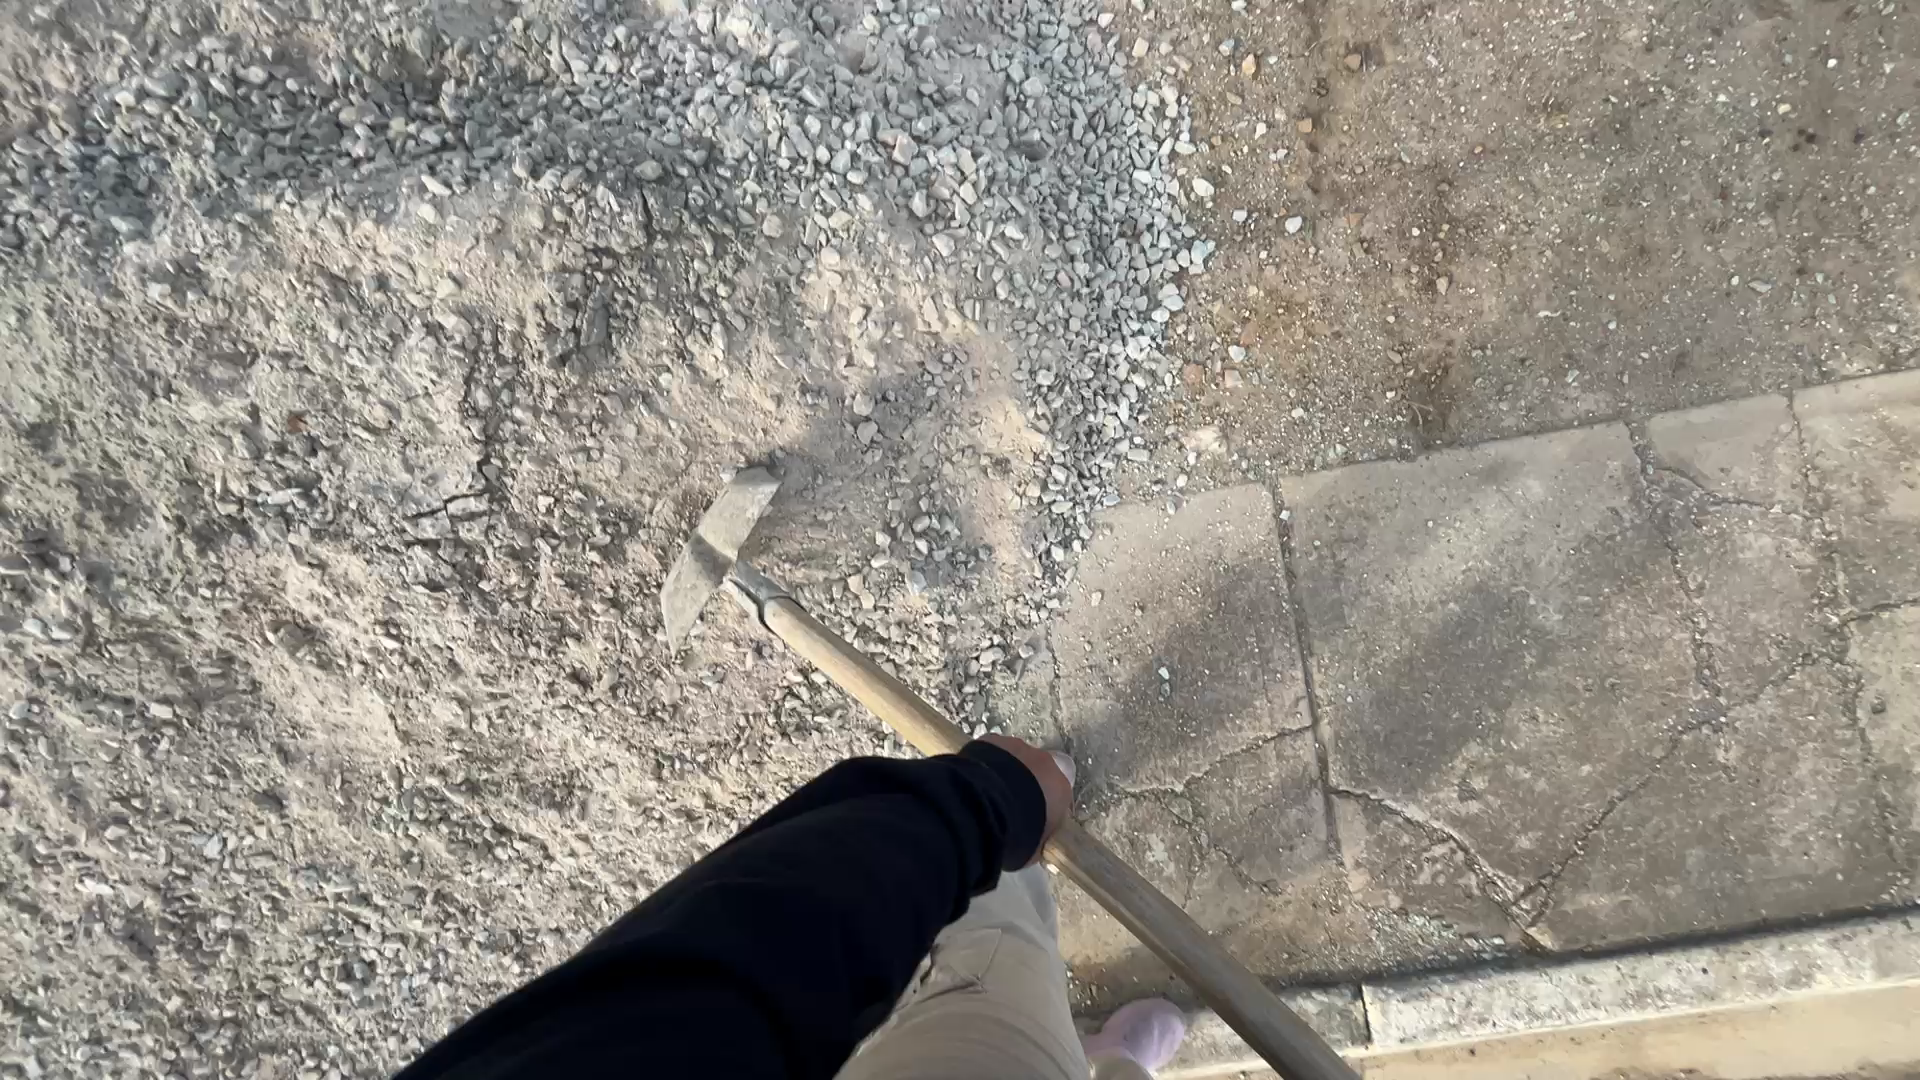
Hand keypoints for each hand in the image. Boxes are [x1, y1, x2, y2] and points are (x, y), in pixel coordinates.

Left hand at [979, 734, 1072, 864]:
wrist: (986, 807)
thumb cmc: (1018, 833)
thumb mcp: (1034, 847)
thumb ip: (1039, 836)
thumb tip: (1034, 839)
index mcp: (1061, 787)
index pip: (1059, 794)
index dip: (1045, 804)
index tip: (1032, 817)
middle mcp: (1044, 761)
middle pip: (1038, 770)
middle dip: (1026, 783)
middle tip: (1008, 803)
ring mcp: (1017, 747)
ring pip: (1014, 758)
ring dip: (1006, 771)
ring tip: (988, 792)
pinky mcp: (991, 740)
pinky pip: (991, 752)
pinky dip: (986, 764)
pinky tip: (975, 780)